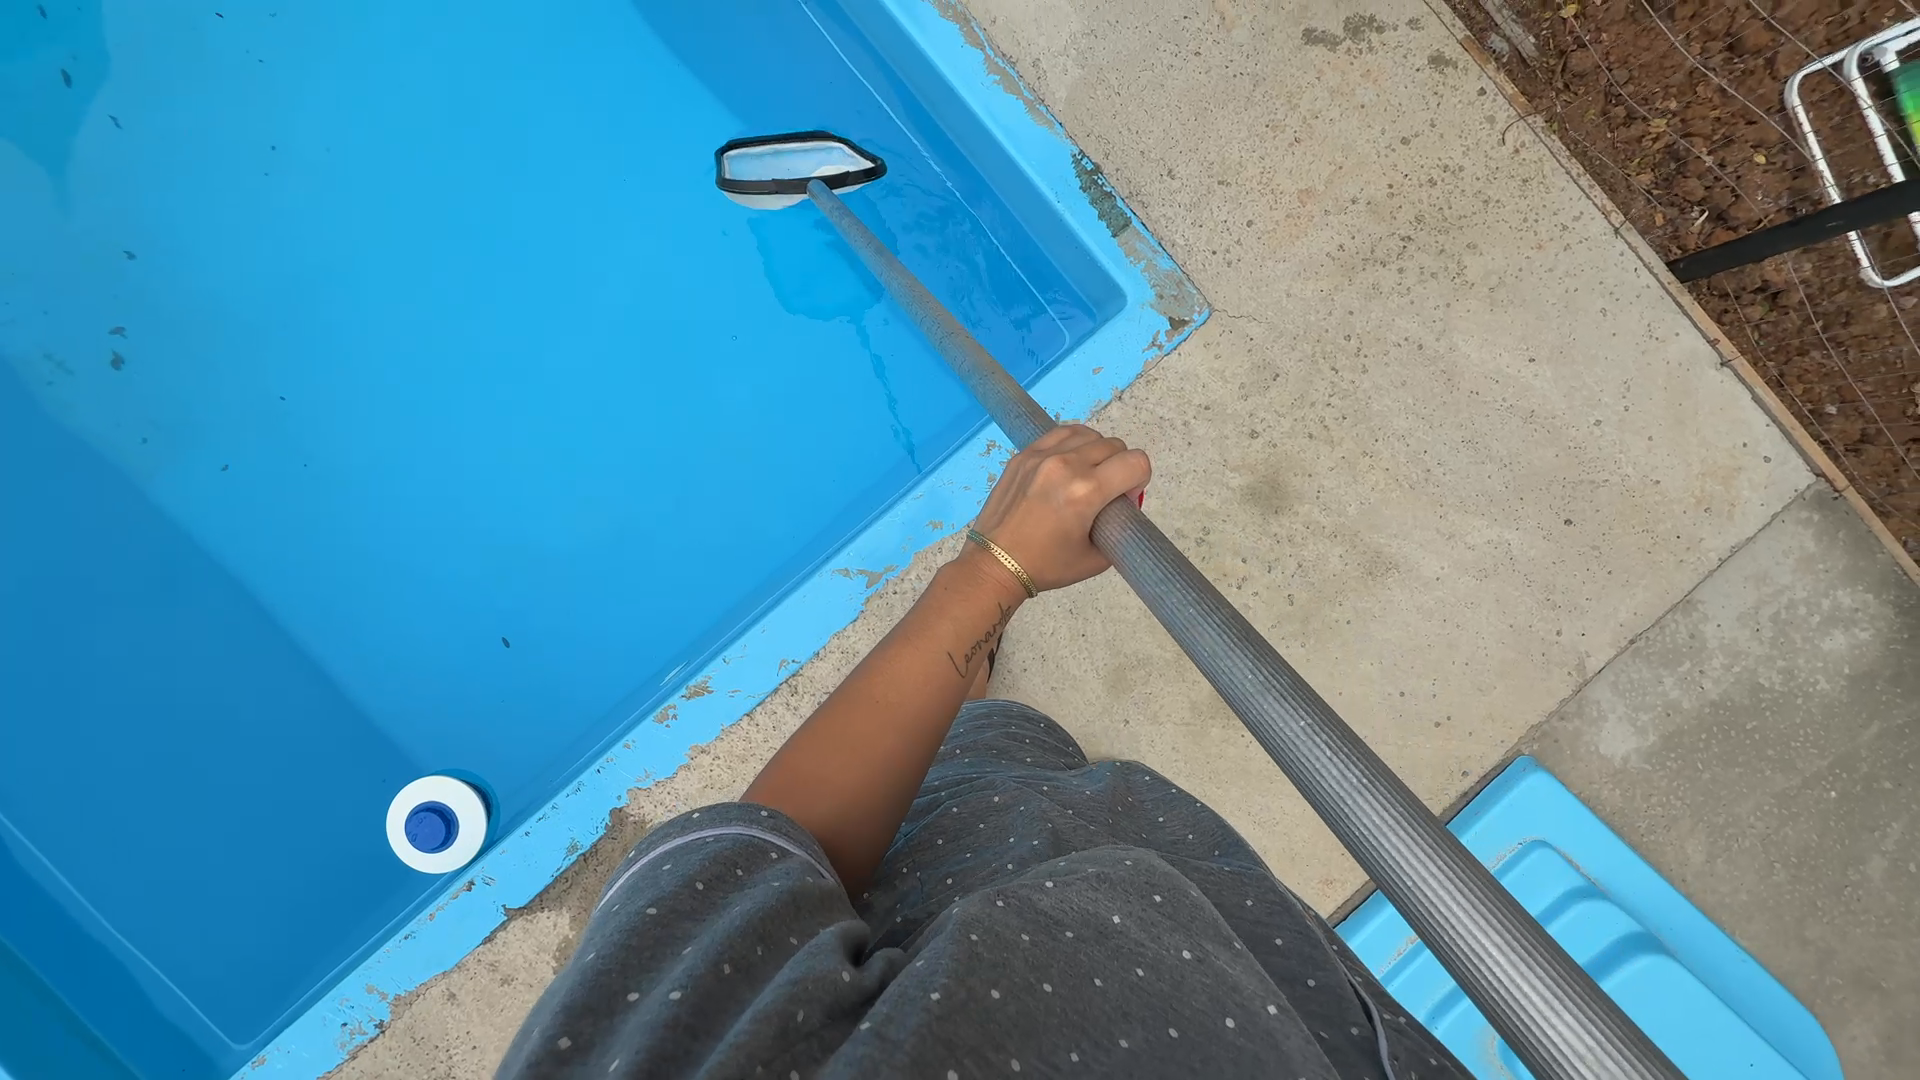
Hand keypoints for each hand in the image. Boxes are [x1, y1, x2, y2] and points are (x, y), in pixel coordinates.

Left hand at [963, 424, 1150, 593]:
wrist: (996, 563)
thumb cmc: (1046, 565)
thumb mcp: (1097, 558)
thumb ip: (1121, 526)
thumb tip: (1124, 501)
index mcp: (1086, 491)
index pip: (1136, 462)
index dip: (1139, 480)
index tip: (1125, 498)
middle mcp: (1065, 465)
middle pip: (1114, 445)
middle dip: (1119, 467)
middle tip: (1106, 492)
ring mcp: (1041, 456)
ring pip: (1088, 434)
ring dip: (1096, 452)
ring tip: (1086, 476)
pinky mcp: (1023, 455)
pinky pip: (1059, 434)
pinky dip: (1072, 444)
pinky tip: (1067, 465)